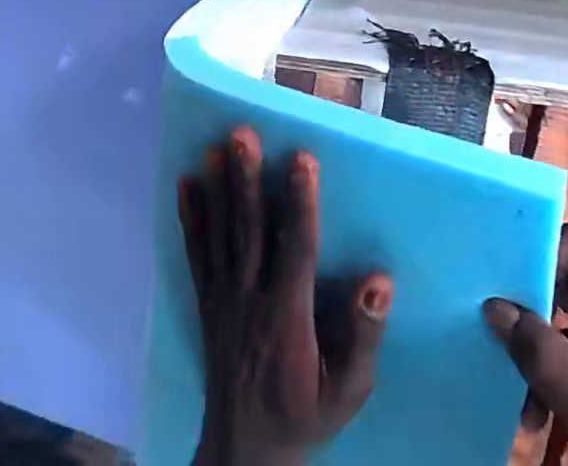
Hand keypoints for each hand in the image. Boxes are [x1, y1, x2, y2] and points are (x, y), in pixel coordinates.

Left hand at [179, 127, 392, 465]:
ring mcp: (224, 299)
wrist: (243, 455)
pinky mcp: (208, 302)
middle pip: (249, 230)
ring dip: (220, 188)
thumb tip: (380, 279)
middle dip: (247, 179)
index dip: (301, 201)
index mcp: (288, 316)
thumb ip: (365, 336)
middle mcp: (250, 299)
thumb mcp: (349, 390)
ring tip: (217, 145)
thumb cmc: (305, 415)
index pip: (297, 248)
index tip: (302, 158)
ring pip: (221, 234)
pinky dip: (191, 218)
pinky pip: (196, 255)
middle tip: (243, 134)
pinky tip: (187, 184)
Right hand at [481, 221, 567, 465]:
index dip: (546, 254)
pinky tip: (533, 411)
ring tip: (511, 383)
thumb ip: (548, 360)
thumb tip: (495, 308)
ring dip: (533, 344)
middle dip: (530, 301)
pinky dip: (545, 370)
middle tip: (492, 325)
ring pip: (564, 312)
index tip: (506, 285)